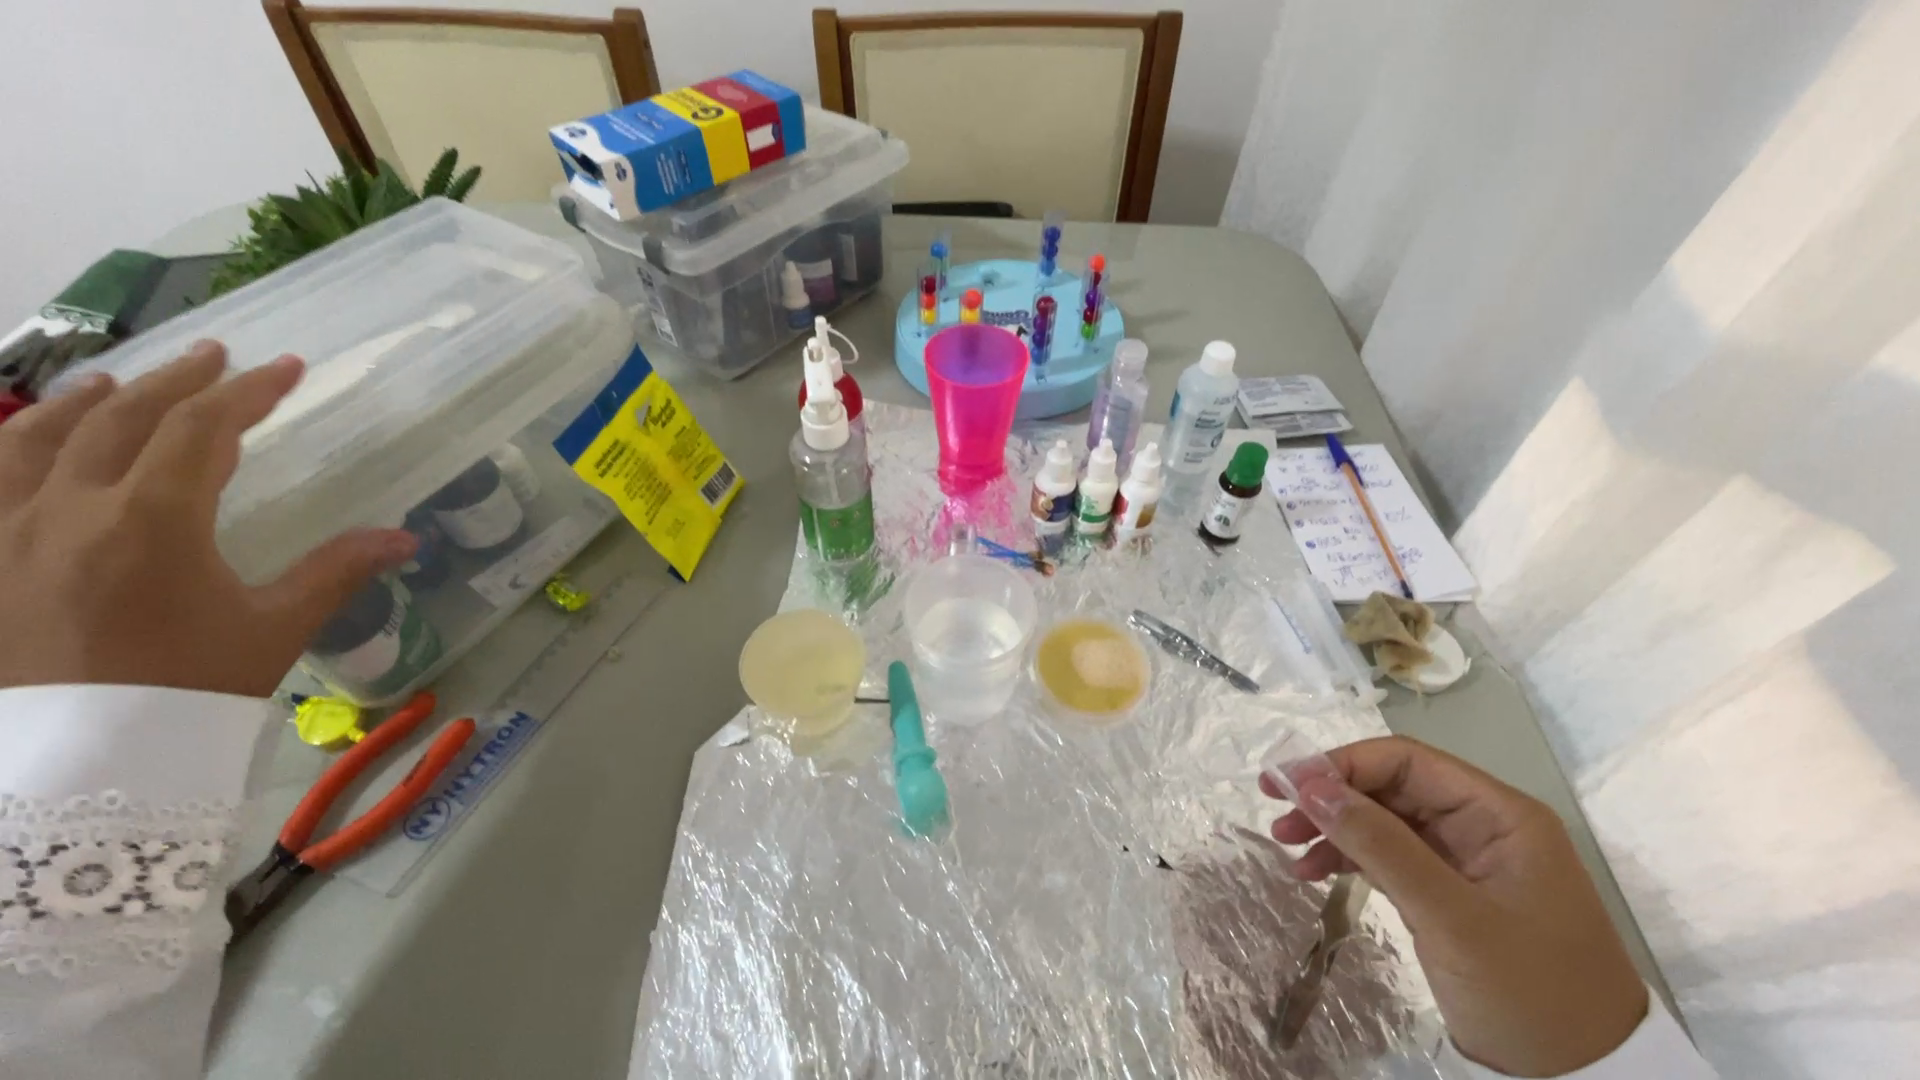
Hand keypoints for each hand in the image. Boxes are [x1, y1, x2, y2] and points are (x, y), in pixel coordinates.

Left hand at [0, 341, 413, 696]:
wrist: (78, 760)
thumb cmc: (186, 688)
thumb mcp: (274, 628)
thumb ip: (336, 572)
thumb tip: (406, 538)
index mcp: (153, 521)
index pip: (203, 429)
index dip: (248, 392)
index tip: (285, 368)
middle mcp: (70, 508)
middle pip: (123, 417)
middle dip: (177, 380)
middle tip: (217, 358)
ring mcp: (6, 529)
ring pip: (37, 436)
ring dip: (88, 399)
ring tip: (117, 382)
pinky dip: (16, 444)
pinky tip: (34, 443)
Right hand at [1262, 736, 1646, 1077]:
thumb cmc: (1530, 993)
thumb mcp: (1450, 918)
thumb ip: (1381, 845)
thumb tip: (1309, 785)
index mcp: (1499, 815)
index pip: (1406, 762)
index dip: (1341, 765)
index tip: (1286, 786)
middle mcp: (1483, 826)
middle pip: (1391, 787)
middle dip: (1331, 797)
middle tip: (1277, 816)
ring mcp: (1467, 861)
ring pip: (1385, 821)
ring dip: (1335, 828)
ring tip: (1286, 846)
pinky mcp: (1452, 894)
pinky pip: (1392, 857)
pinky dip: (1351, 860)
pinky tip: (1315, 872)